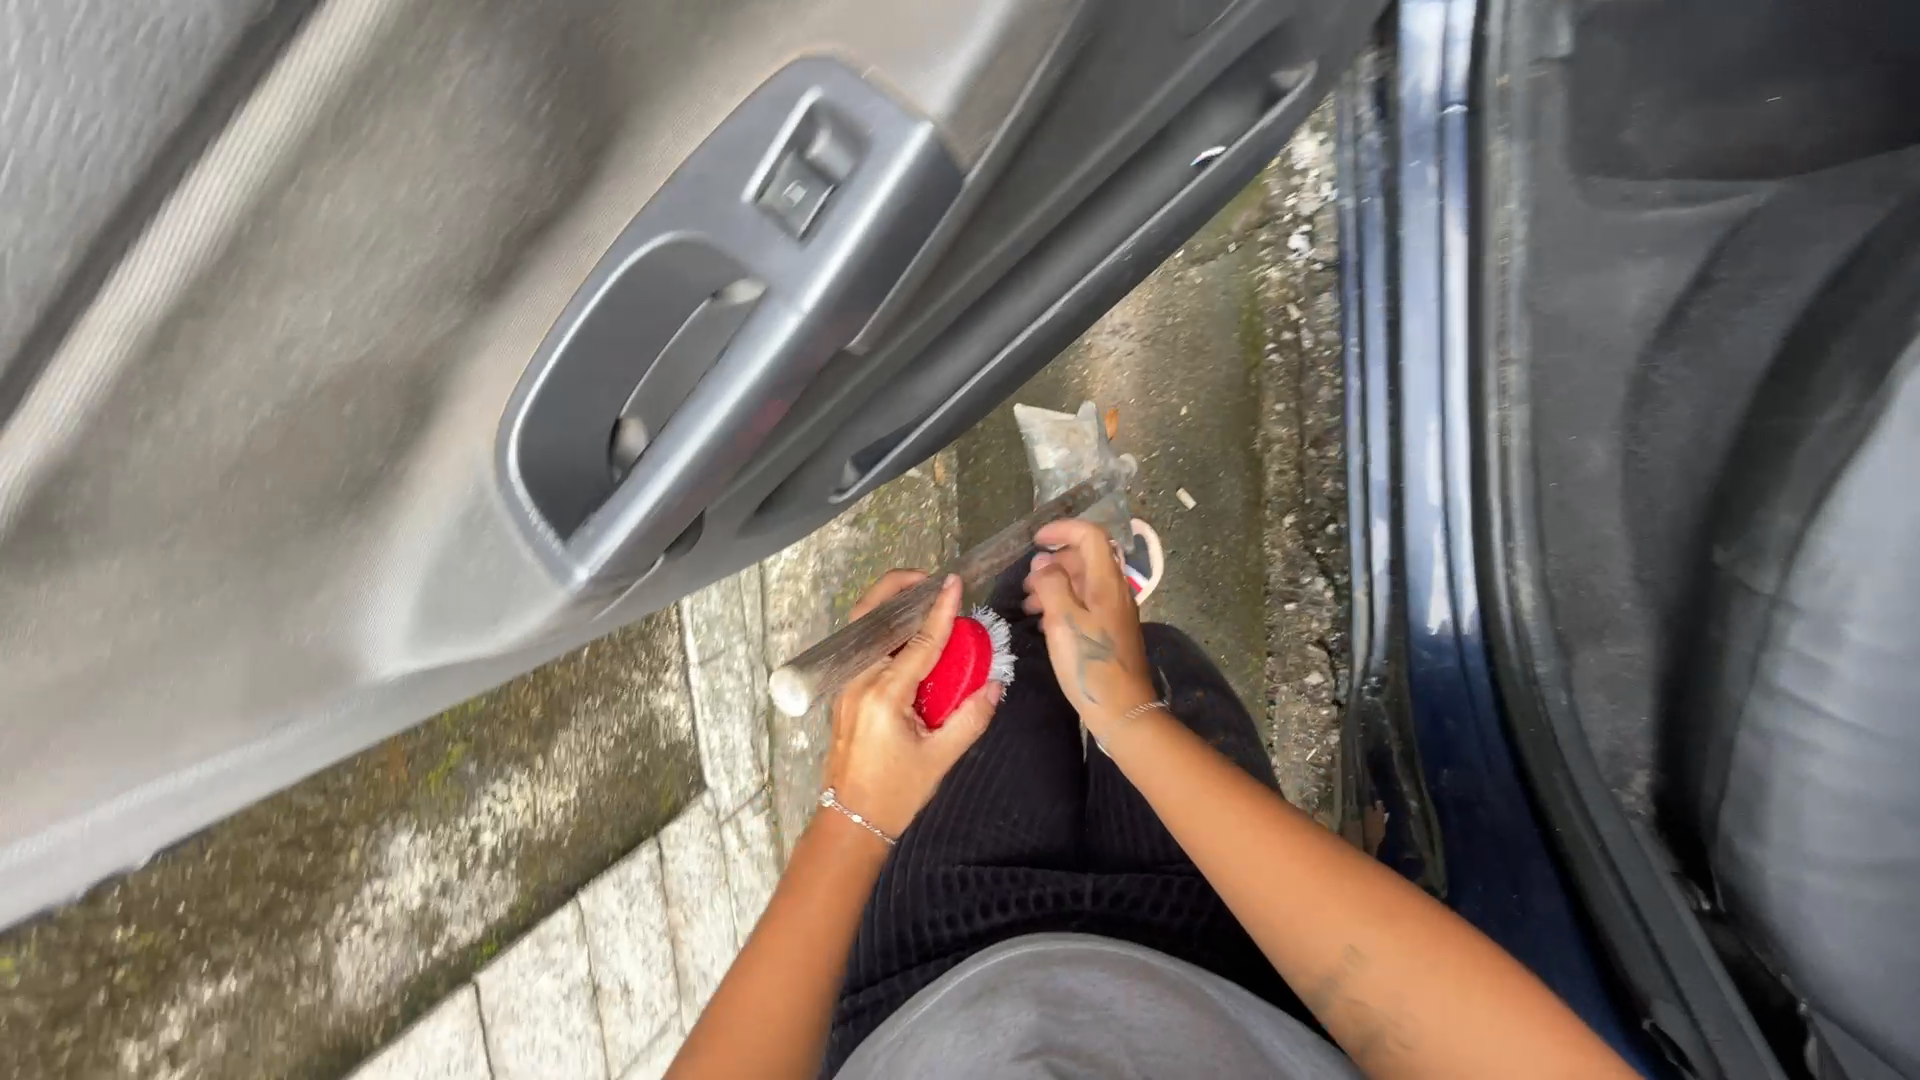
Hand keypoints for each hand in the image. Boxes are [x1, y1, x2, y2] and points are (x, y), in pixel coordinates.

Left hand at [825, 570, 1002, 839]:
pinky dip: (885, 629)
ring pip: (863, 629)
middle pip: (872, 618)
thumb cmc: (895, 794)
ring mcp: (847, 685)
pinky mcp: (845, 692)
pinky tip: (907, 632)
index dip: (940, 610)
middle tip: (929, 580)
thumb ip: (971, 718)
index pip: (919, 642)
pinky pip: (864, 647)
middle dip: (897, 588)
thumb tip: (996, 684)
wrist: (849, 821)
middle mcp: (859, 681)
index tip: (954, 582)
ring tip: (922, 598)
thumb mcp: (940, 759)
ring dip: (889, 606)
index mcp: (884, 696)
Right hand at [1022, 519, 1156, 737]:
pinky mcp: (1110, 630)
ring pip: (1083, 582)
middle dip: (1053, 562)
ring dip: (1054, 585)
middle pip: (1085, 558)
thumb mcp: (1062, 620)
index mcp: (1106, 582)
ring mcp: (1115, 611)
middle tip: (1026, 582)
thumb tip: (1044, 566)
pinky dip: (1063, 604)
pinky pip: (1085, 603)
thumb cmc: (1090, 663)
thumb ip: (1051, 584)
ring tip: (1028, 605)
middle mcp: (1115, 591)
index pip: (1090, 535)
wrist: (1122, 709)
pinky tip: (1044, 623)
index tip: (1035, 540)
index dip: (1063, 529)